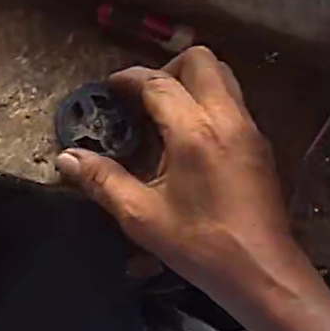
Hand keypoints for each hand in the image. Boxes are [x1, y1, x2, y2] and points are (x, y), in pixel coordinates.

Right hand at [55, 46, 320, 317]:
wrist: (262, 270)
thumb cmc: (202, 246)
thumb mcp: (143, 217)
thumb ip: (103, 181)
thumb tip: (67, 158)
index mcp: (196, 131)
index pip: (158, 82)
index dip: (129, 78)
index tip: (110, 88)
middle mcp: (228, 118)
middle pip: (201, 60)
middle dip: (167, 68)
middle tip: (144, 98)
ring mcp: (251, 129)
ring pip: (224, 76)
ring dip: (193, 82)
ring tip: (166, 115)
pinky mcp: (262, 145)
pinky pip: (235, 103)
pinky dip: (211, 103)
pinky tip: (192, 139)